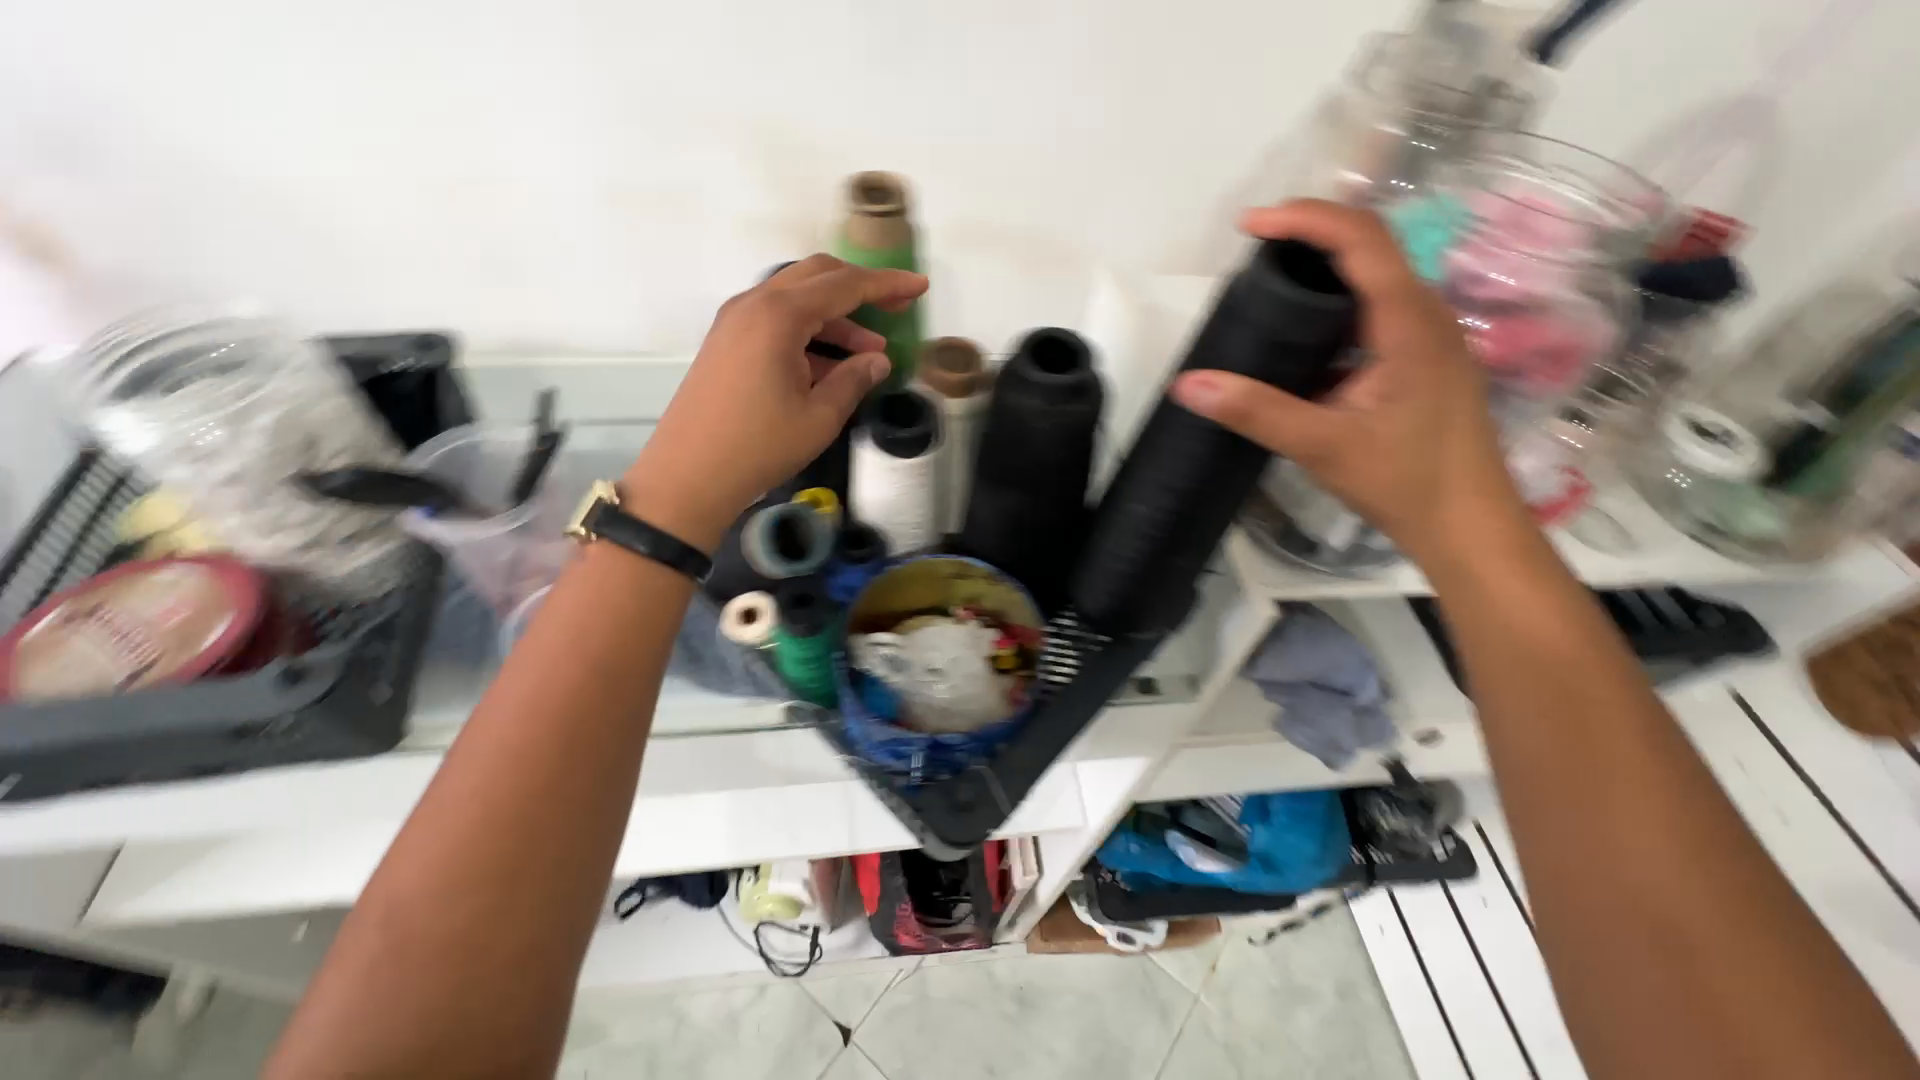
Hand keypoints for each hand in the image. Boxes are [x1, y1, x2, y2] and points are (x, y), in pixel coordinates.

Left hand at [624, 256, 927, 549]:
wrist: (688, 476)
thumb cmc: (758, 446)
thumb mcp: (819, 417)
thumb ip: (854, 380)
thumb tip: (877, 361)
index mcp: (778, 315)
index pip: (844, 285)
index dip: (886, 284)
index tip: (919, 287)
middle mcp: (754, 304)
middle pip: (817, 276)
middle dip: (860, 288)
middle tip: (897, 308)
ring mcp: (735, 322)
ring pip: (796, 299)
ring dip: (836, 317)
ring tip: (871, 353)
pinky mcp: (727, 342)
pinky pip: (776, 320)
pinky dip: (809, 332)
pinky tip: (833, 364)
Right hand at [1170, 200, 1528, 563]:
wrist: (1469, 526)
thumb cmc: (1405, 482)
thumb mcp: (1323, 446)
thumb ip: (1256, 411)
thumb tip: (1187, 385)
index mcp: (1409, 322)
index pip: (1361, 238)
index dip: (1305, 219)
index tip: (1250, 225)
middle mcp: (1427, 316)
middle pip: (1371, 248)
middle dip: (1310, 238)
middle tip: (1254, 254)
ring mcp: (1431, 339)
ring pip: (1377, 280)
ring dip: (1325, 272)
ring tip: (1271, 288)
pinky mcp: (1426, 361)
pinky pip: (1379, 312)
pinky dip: (1337, 307)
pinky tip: (1305, 338)